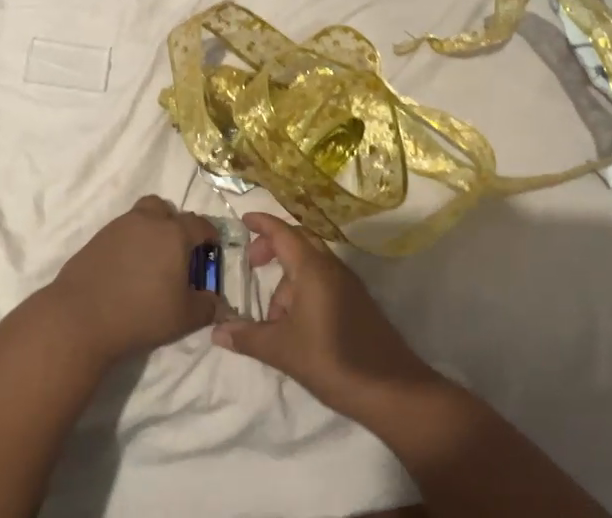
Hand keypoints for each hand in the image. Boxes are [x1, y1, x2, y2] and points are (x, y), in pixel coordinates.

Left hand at [44, 196, 223, 363]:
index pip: (199, 224)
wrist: (82, 315)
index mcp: (172, 233)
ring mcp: (117, 227)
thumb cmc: (142, 313)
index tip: (213, 247)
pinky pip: (121, 232)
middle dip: (174, 223)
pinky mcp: (96, 238)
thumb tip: (218, 303)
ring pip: (140, 217)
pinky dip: (130, 243)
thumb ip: (208, 306)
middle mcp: (145, 221)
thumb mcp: (185, 317)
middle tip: (179, 250)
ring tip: (153, 261)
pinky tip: (129, 268)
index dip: (210, 234)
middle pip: (163, 208)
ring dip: (150, 231)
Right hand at [212, 213, 447, 421]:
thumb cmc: (333, 360)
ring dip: (288, 280)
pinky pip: (325, 283)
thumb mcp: (282, 350)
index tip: (244, 219)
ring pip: (312, 266)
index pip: (283, 233)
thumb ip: (247, 337)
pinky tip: (296, 324)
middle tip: (252, 263)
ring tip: (272, 317)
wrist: (395, 392)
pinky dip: (304, 291)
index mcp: (313, 270)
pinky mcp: (360, 306)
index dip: (262, 223)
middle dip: (273, 247)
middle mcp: (333, 270)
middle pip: (300, 242)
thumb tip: (216, 332)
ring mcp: (350, 287)